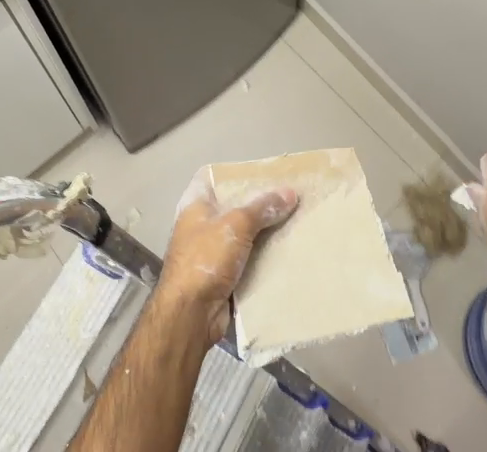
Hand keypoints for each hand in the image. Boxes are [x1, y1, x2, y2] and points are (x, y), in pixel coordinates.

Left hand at [157, 169, 298, 341]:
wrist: (191, 313)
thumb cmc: (206, 259)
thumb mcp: (235, 225)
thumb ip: (262, 207)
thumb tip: (290, 193)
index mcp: (196, 205)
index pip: (212, 177)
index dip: (235, 172)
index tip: (264, 172)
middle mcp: (202, 224)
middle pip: (233, 206)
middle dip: (259, 204)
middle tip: (289, 197)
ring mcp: (212, 251)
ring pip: (243, 234)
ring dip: (265, 232)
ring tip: (295, 221)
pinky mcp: (224, 275)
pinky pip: (248, 258)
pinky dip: (264, 256)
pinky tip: (288, 250)